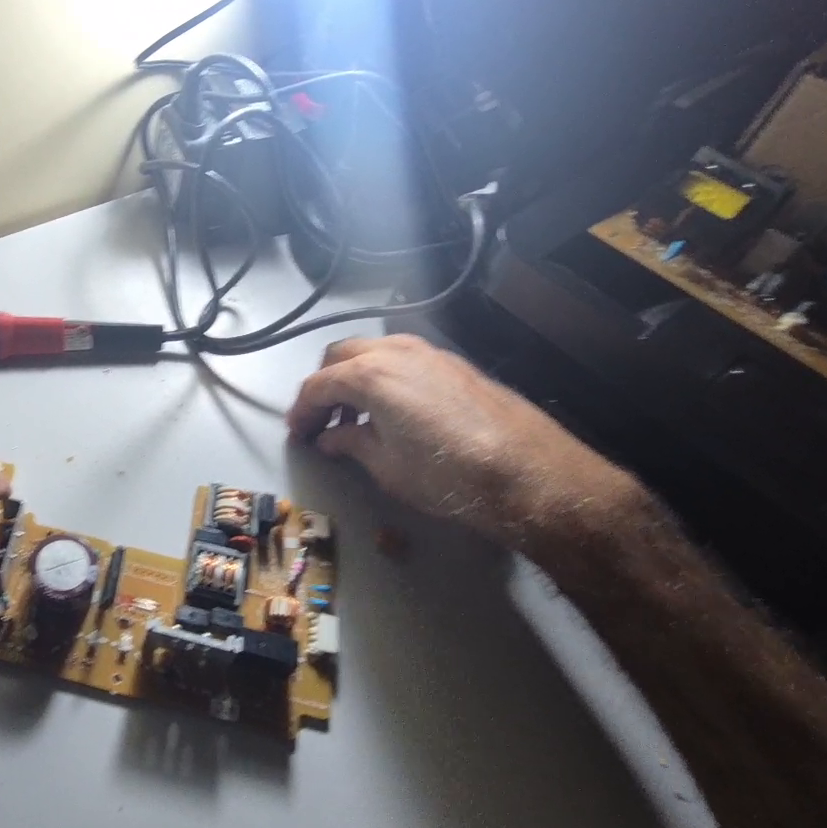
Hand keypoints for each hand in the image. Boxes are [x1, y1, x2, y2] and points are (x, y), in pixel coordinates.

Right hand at [286, 335, 642, 552]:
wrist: (529, 473)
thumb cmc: (448, 475)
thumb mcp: (387, 468)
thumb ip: (351, 445)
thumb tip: (332, 439)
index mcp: (369, 376)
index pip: (317, 385)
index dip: (301, 410)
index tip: (297, 433)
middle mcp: (395, 352)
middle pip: (341, 357)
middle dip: (324, 386)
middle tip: (321, 421)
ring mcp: (429, 353)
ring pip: (374, 352)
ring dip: (355, 378)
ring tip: (355, 418)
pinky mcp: (455, 364)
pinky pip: (403, 360)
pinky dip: (384, 378)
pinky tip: (393, 412)